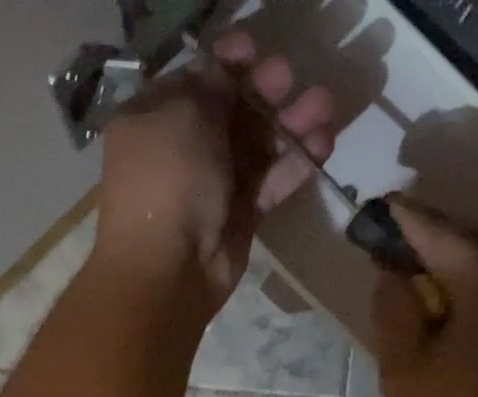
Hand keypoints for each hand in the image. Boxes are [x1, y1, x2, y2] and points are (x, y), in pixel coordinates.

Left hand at [93, 32, 334, 307]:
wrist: (168, 267)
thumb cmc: (166, 180)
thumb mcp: (182, 115)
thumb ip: (210, 87)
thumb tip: (224, 71)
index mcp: (152, 121)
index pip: (191, 83)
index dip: (223, 64)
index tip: (252, 48)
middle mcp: (181, 151)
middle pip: (230, 113)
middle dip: (262, 92)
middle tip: (289, 76)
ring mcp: (212, 185)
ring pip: (256, 147)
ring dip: (290, 125)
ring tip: (325, 106)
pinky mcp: (240, 216)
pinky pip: (270, 182)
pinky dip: (294, 164)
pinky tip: (323, 144)